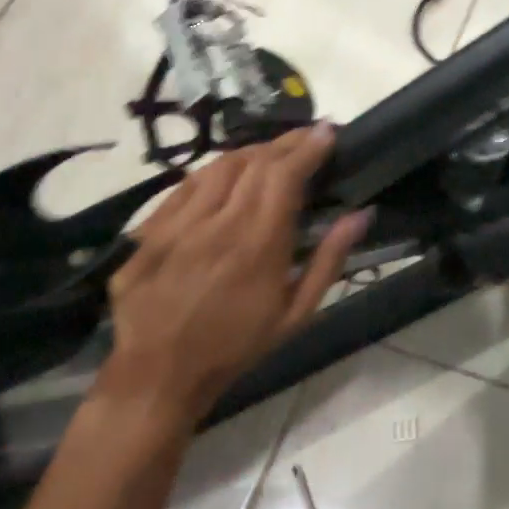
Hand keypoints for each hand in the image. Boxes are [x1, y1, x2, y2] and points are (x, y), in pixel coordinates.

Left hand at [96, 123, 370, 425]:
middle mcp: (217, 224)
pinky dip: (210, 173)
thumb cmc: (237, 346)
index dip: (308, 147)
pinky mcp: (147, 233)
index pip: (286, 175)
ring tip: (269, 154)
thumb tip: (360, 215)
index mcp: (258, 244)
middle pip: (254, 162)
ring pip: (217, 167)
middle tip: (305, 138)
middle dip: (285, 143)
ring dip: (250, 153)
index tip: (327, 132)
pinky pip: (182, 187)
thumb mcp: (296, 314)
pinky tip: (223, 177)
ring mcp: (177, 226)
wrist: (159, 376)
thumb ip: (329, 260)